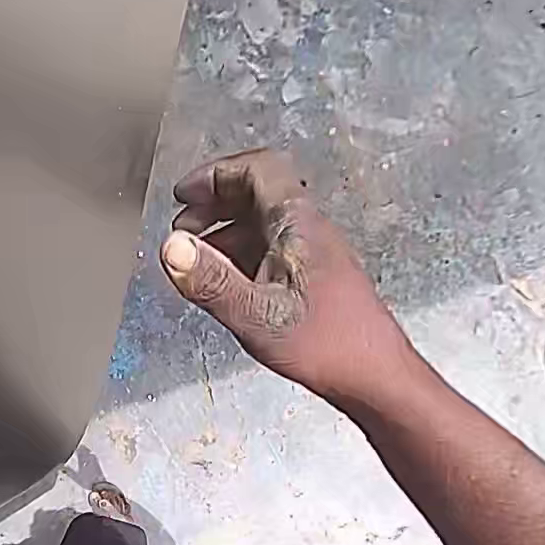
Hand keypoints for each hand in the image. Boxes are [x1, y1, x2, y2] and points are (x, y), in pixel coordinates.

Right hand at [160, 150, 415, 407]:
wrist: (373, 374)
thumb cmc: (326, 344)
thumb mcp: (256, 314)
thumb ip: (211, 280)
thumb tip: (171, 248)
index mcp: (297, 225)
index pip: (256, 170)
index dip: (215, 175)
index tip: (184, 194)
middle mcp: (307, 231)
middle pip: (256, 194)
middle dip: (213, 204)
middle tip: (183, 227)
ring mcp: (311, 254)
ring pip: (261, 225)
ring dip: (223, 233)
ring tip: (196, 258)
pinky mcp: (311, 278)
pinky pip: (268, 251)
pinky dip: (238, 256)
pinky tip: (225, 283)